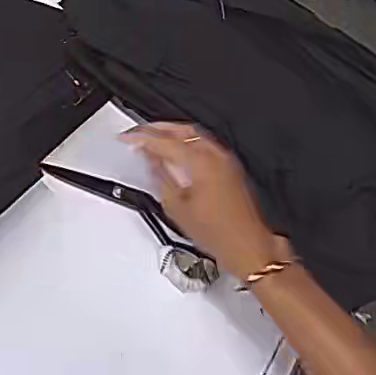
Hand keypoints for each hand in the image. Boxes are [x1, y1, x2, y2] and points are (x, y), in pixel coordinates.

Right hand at [122, 123, 289, 278]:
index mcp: (200, 162)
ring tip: (153, 139)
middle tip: (138, 133)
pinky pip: (204, 142)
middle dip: (155, 128)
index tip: (127, 136)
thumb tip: (152, 161)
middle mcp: (215, 155)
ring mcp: (225, 159)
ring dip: (171, 132)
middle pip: (180, 130)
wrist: (247, 245)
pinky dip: (186, 140)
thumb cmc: (219, 233)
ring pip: (193, 133)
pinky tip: (176, 149)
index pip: (164, 141)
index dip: (141, 137)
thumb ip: (161, 177)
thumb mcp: (177, 208)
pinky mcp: (230, 166)